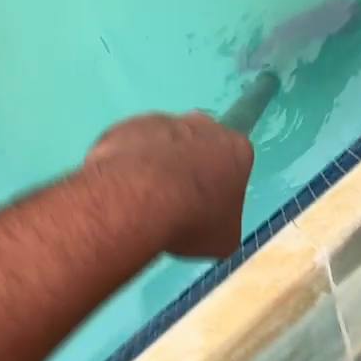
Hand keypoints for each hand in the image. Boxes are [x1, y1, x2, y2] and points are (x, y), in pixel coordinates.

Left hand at [84, 112, 254, 258]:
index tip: (209, 206)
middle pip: (200, 145)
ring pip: (163, 143)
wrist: (138, 201)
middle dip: (191, 168)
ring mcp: (163, 122)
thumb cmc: (193, 221)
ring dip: (157, 165)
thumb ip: (222, 223)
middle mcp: (204, 126)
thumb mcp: (224, 239)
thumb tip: (211, 227)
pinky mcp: (126, 126)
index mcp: (237, 150)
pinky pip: (130, 146)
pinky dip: (128, 164)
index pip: (235, 162)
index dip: (221, 185)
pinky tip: (123, 191)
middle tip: (177, 202)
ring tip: (144, 201)